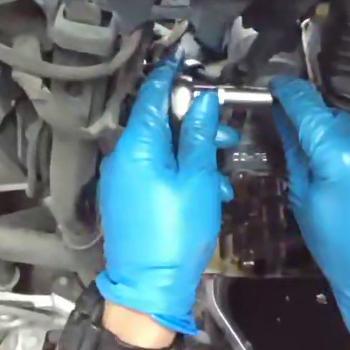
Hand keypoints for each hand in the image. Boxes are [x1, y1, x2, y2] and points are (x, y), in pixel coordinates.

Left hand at [95, 61, 235, 333]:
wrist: (149, 288)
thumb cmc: (176, 232)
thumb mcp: (198, 179)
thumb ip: (200, 135)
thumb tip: (203, 100)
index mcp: (137, 146)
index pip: (151, 95)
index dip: (171, 76)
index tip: (187, 60)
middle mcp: (122, 156)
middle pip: (160, 122)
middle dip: (196, 122)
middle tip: (227, 130)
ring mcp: (123, 177)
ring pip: (162, 147)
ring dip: (195, 150)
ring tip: (223, 169)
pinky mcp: (129, 196)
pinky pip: (156, 169)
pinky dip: (182, 170)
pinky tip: (208, 189)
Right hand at [269, 76, 349, 337]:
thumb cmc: (339, 245)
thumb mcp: (303, 198)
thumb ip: (294, 150)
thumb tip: (283, 115)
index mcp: (338, 154)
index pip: (308, 106)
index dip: (289, 93)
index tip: (279, 87)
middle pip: (335, 116)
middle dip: (320, 127)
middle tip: (311, 151)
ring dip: (346, 139)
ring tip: (343, 172)